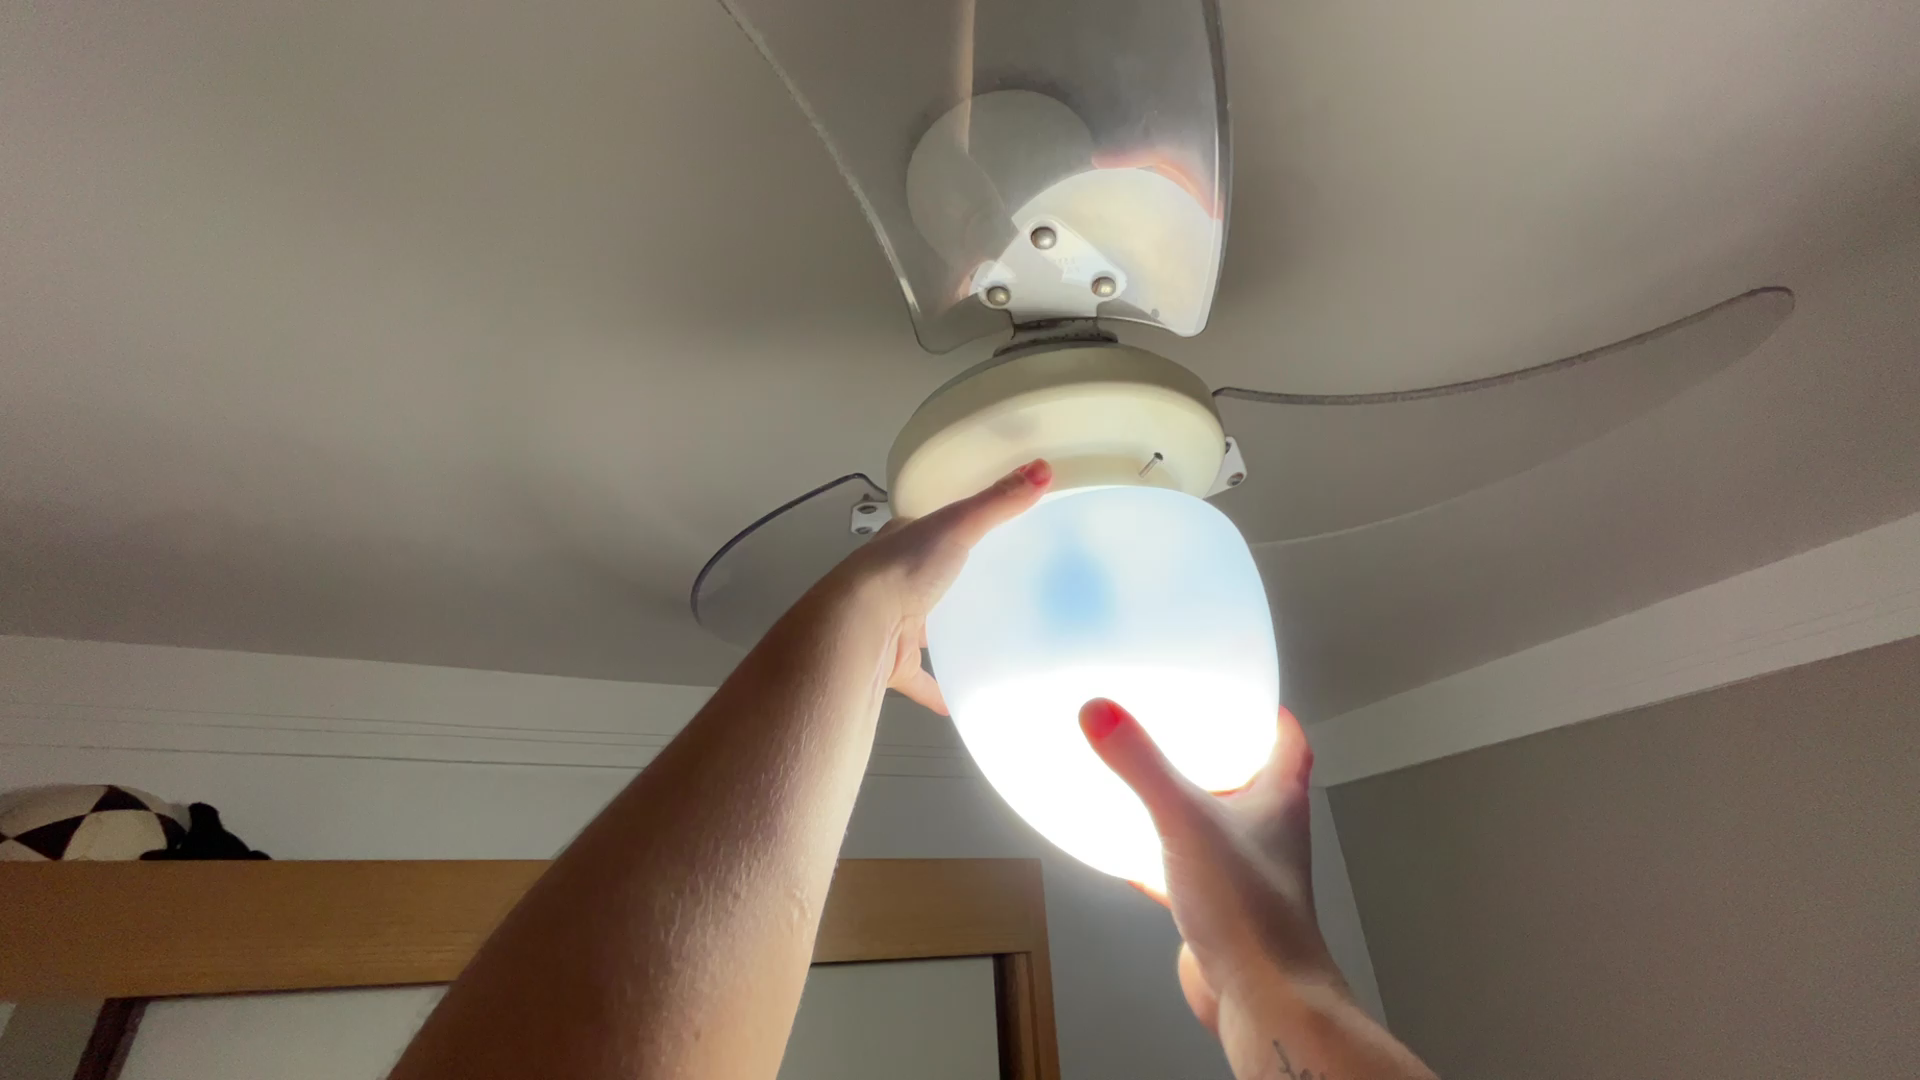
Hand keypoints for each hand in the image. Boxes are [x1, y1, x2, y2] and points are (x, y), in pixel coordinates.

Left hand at [823, 460, 1051, 713]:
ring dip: (940, 634)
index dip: (949, 532)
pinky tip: (957, 699)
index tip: (979, 538)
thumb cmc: (904, 569)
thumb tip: (1043, 468)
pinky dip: (935, 689)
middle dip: (947, 584)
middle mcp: (890, 581)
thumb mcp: (957, 526)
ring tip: (980, 638)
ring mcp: (888, 623)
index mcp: (900, 544)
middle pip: (923, 580)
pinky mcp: (890, 662)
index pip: (926, 532)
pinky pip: (917, 677)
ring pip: (919, 627)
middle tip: (987, 589)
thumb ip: (998, 503)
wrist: (857, 626)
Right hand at [1078, 699, 1342, 1031]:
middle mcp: (1269, 834)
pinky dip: (1161, 856)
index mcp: (1278, 802)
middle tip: (1188, 728)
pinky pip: (1187, 869)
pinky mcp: (1220, 909)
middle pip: (1254, 782)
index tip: (1248, 695)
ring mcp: (1245, 874)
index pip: (1289, 745)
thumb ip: (1140, 763)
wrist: (1259, 1001)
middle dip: (1225, 754)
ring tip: (1152, 780)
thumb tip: (1097, 709)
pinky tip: (1128, 852)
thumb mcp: (1184, 817)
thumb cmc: (1247, 908)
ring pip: (1220, 826)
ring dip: (1192, 804)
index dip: (1272, 717)